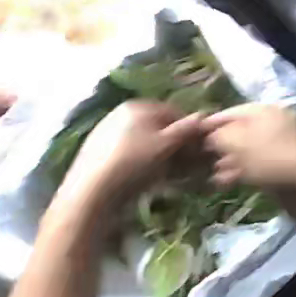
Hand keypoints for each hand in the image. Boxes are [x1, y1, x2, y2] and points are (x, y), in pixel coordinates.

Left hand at [55, 101, 203, 212]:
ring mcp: (106, 131)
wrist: (91, 191)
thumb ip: (186, 130)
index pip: (173, 113)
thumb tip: (204, 115)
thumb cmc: (133, 163)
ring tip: (164, 175)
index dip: (189, 131)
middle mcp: (120, 113)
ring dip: (158, 155)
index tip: (199, 151)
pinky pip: (128, 152)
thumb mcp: (166, 146)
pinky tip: (142, 179)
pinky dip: (140, 162)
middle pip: (157, 127)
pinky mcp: (97, 151)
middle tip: (184, 165)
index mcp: (137, 106)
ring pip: (143, 141)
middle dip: (173, 144)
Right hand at [202, 104, 295, 193]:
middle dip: (215, 146)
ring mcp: (276, 149)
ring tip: (204, 173)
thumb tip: (208, 137)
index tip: (187, 137)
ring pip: (244, 153)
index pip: (228, 113)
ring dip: (225, 162)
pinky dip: (238, 173)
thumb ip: (219, 137)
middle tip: (193, 160)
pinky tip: (222, 182)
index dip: (208, 125)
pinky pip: (254, 168)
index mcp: (261, 111)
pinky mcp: (280, 170)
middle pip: (236, 133)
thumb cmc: (274, 157)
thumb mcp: (239, 142)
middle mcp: (269, 126)